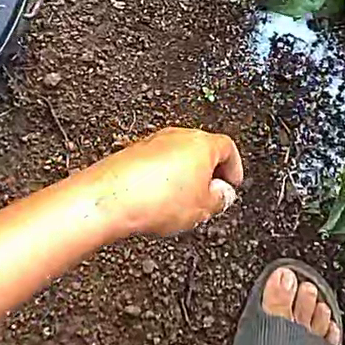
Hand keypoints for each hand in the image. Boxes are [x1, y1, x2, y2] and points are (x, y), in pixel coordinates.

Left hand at [71, 128, 243, 237]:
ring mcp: (154, 142)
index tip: (232, 184)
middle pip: (202, 150)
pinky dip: (161, 178)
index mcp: (203, 143)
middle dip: (208, 173)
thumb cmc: (156, 199)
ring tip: (181, 203)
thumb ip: (220, 199)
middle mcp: (179, 136)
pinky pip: (156, 164)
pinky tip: (157, 201)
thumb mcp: (202, 209)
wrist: (109, 198)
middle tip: (209, 196)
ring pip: (178, 157)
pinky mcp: (133, 153)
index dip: (234, 168)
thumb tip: (223, 195)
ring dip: (184, 176)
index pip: (228, 149)